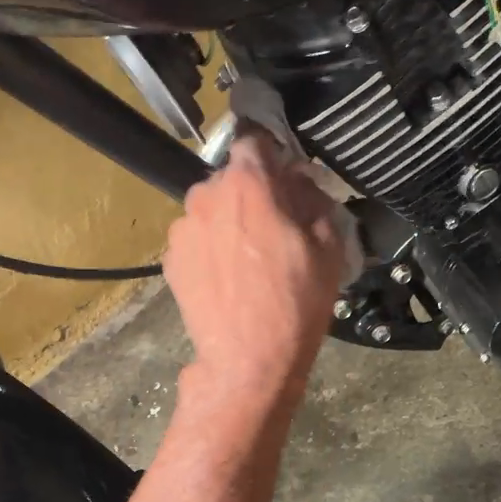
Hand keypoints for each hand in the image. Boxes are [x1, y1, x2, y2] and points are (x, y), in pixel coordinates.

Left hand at [162, 134, 347, 391]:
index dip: (275, 154)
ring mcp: (183, 228)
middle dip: (255, 195)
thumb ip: (316, 203)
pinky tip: (231, 282)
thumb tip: (304, 183)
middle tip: (277, 229)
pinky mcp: (171, 260)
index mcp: (248, 184)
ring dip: (231, 224)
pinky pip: (198, 241)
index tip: (289, 175)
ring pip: (213, 211)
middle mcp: (207, 195)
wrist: (249, 361)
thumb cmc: (296, 305)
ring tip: (252, 263)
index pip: (256, 139)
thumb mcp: (328, 251)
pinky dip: (213, 251)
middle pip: (232, 179)